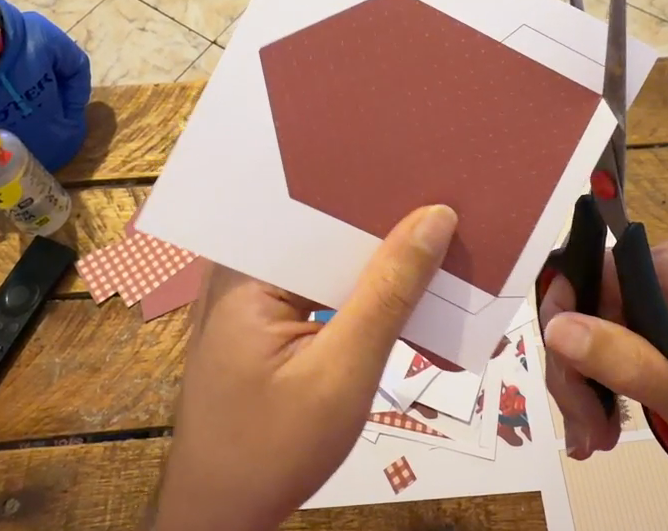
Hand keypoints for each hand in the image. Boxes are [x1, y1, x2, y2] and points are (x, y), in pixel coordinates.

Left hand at [149, 205, 457, 530]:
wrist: (220, 523)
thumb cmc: (272, 450)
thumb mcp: (342, 372)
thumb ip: (389, 292)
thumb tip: (436, 217)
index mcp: (246, 267)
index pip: (318, 207)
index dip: (375, 190)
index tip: (430, 172)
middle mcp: (242, 268)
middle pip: (323, 229)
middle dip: (381, 221)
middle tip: (447, 200)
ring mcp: (250, 297)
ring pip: (326, 258)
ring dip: (374, 257)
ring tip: (436, 233)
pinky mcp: (264, 322)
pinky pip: (319, 287)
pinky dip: (358, 289)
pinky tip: (402, 286)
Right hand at [540, 239, 667, 530]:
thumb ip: (622, 358)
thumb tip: (553, 327)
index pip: (589, 273)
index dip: (564, 324)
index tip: (569, 387)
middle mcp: (662, 273)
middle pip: (583, 305)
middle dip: (574, 369)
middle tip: (587, 432)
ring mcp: (661, 302)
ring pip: (586, 330)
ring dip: (583, 386)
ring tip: (596, 440)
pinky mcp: (659, 331)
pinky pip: (605, 346)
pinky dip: (596, 388)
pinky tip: (600, 428)